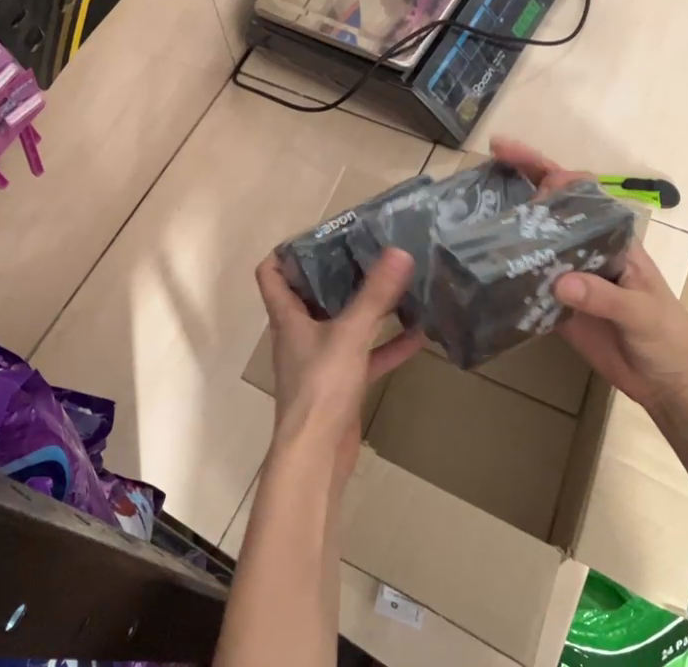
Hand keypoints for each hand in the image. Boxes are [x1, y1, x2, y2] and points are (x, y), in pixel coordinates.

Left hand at [255, 249, 426, 478]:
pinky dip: (386, 346)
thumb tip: (399, 251)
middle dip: (335, 273)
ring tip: (395, 285)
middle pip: (309, 294)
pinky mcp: (339, 383)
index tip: (319, 235)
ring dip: (365, 308)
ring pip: (340, 324)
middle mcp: (297, 333)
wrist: (316, 452)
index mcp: (286, 316)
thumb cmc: (320, 386)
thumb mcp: (349, 334)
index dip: (286, 251)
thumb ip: (375, 295)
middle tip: (367, 252)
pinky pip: (364, 356)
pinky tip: (418, 336)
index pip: (270, 272)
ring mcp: (318, 359)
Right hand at [490, 138, 687, 413]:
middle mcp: (585, 249)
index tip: (520, 164)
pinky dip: (503, 272)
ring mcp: (567, 275)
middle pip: (550, 208)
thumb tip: (559, 281)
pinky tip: (477, 264)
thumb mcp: (643, 312)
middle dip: (521, 182)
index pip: (580, 194)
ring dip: (505, 226)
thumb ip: (604, 296)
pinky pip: (524, 282)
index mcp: (612, 239)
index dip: (551, 174)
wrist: (671, 384)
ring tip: (470, 210)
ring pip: (532, 241)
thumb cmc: (669, 337)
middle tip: (486, 165)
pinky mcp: (554, 304)